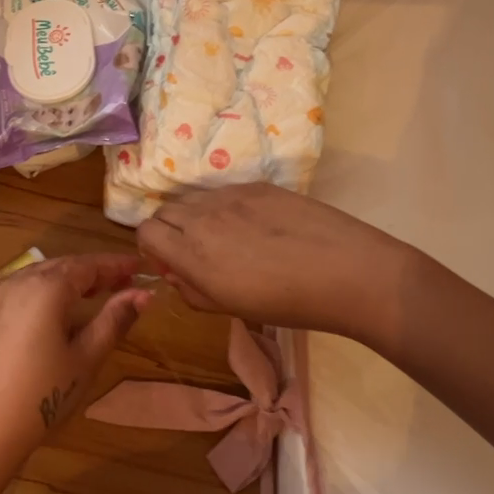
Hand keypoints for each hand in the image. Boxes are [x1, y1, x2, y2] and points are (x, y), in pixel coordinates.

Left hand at [0, 253, 149, 476]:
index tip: (140, 266)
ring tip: (98, 293)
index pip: (89, 265)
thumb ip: (114, 320)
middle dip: (95, 271)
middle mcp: (19, 279)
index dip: (116, 264)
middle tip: (126, 281)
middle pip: (64, 266)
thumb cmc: (42, 395)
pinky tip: (60, 309)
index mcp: (46, 286)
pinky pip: (23, 288)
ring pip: (42, 274)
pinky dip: (47, 290)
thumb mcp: (86, 358)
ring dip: (71, 280)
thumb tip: (144, 294)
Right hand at [136, 184, 420, 341]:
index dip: (152, 248)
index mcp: (192, 253)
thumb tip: (176, 274)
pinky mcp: (257, 185)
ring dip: (196, 217)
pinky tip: (258, 227)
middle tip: (197, 253)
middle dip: (171, 231)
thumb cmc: (288, 304)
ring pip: (193, 198)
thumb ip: (192, 291)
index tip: (172, 264)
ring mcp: (230, 196)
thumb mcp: (230, 308)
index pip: (145, 232)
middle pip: (164, 211)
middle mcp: (203, 217)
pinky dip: (226, 207)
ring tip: (229, 239)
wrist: (348, 273)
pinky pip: (224, 192)